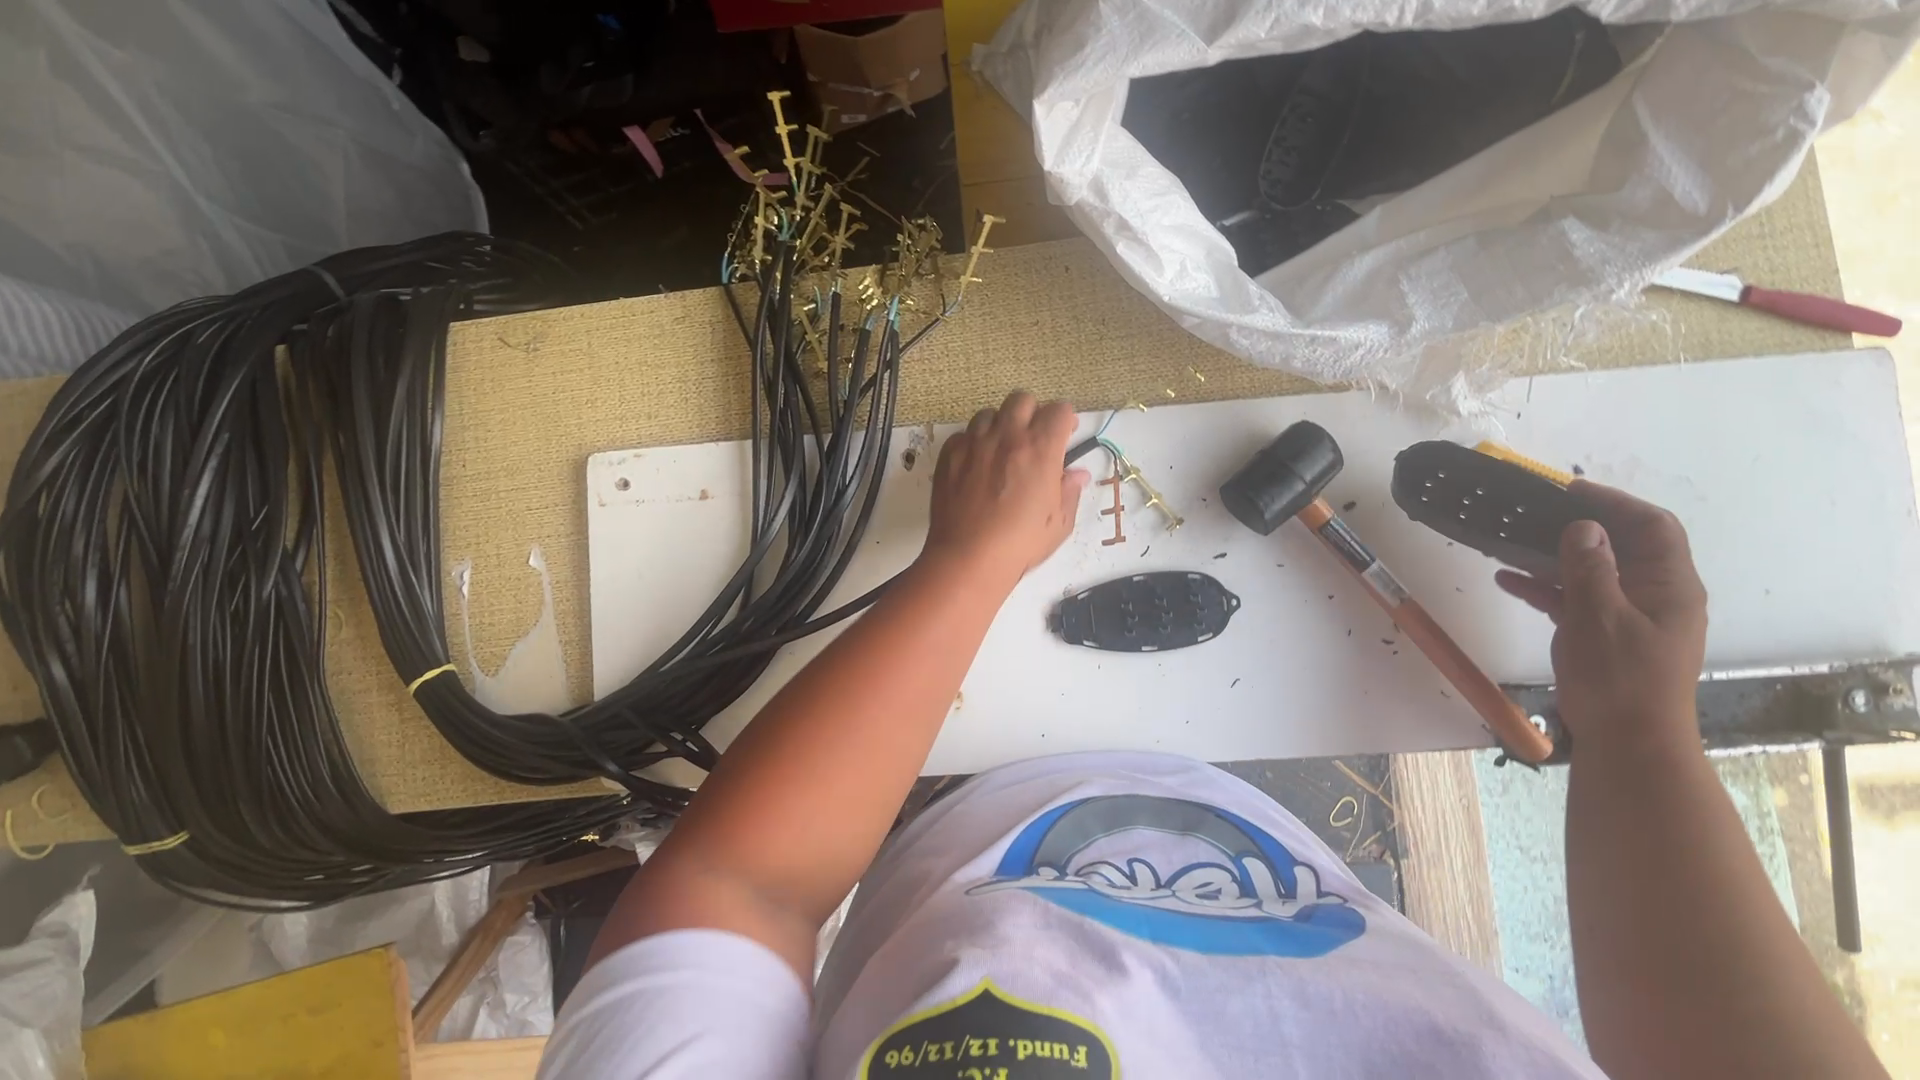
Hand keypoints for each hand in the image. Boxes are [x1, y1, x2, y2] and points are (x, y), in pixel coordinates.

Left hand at [923, 391, 1088, 585]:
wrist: (968, 557)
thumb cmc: (1019, 543)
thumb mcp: (1059, 522)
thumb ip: (1069, 491)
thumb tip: (1077, 475)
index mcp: (1040, 448)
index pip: (1059, 410)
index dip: (1065, 421)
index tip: (1065, 436)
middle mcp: (1007, 436)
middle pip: (1022, 399)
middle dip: (1032, 413)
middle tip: (1033, 439)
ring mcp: (974, 443)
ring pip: (990, 414)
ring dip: (1001, 426)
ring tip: (1003, 451)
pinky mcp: (949, 454)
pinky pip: (964, 435)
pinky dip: (974, 444)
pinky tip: (978, 466)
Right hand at [1494, 481, 1707, 757]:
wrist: (1628, 743)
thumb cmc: (1620, 679)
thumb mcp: (1599, 617)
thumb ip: (1590, 569)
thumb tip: (1584, 527)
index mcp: (1669, 585)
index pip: (1652, 526)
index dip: (1614, 502)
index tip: (1568, 490)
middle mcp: (1655, 594)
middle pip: (1620, 546)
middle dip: (1577, 526)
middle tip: (1531, 512)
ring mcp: (1630, 616)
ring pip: (1592, 571)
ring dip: (1553, 555)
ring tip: (1510, 540)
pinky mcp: (1605, 636)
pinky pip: (1574, 599)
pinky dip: (1545, 587)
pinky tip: (1508, 581)